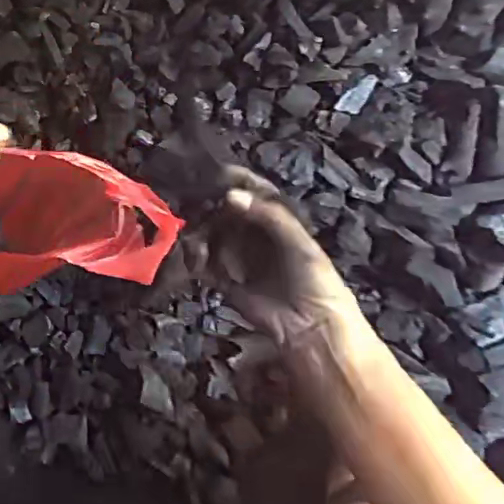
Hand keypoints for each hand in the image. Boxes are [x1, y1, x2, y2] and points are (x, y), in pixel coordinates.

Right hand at [211, 168, 364, 351]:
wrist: (311, 328)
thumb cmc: (314, 281)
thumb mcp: (300, 244)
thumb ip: (268, 216)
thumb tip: (229, 194)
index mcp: (271, 219)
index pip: (247, 191)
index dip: (228, 180)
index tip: (205, 174)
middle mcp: (249, 232)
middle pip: (218, 210)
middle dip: (203, 208)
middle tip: (189, 208)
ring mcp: (234, 254)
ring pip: (204, 233)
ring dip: (196, 236)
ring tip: (196, 245)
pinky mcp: (221, 276)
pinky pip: (199, 261)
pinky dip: (193, 259)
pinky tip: (195, 261)